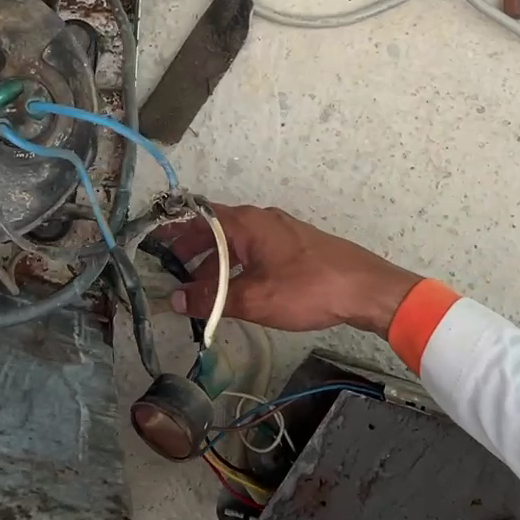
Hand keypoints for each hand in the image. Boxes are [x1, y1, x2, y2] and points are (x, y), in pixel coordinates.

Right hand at [148, 204, 420, 335]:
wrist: (366, 290)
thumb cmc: (307, 288)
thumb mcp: (254, 298)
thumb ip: (211, 300)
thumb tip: (175, 300)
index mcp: (246, 223)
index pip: (198, 219)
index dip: (173, 233)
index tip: (153, 248)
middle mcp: (260, 219)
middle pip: (214, 230)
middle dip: (191, 252)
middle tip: (171, 274)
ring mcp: (279, 231)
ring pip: (234, 243)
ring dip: (214, 264)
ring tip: (199, 290)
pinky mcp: (293, 247)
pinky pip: (252, 251)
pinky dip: (235, 267)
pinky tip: (234, 291)